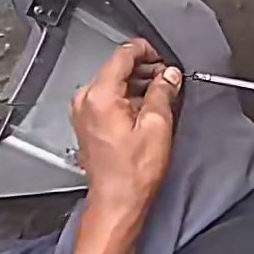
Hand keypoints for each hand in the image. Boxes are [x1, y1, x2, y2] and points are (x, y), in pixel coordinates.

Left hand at [65, 39, 181, 253]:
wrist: (117, 202)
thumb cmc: (132, 173)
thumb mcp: (157, 126)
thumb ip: (163, 91)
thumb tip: (169, 74)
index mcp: (100, 95)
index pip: (123, 54)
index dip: (147, 51)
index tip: (163, 57)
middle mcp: (86, 99)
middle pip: (117, 67)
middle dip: (145, 69)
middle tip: (168, 78)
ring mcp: (83, 111)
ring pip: (114, 82)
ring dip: (138, 84)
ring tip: (162, 95)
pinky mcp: (87, 122)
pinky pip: (108, 98)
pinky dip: (128, 98)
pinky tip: (147, 109)